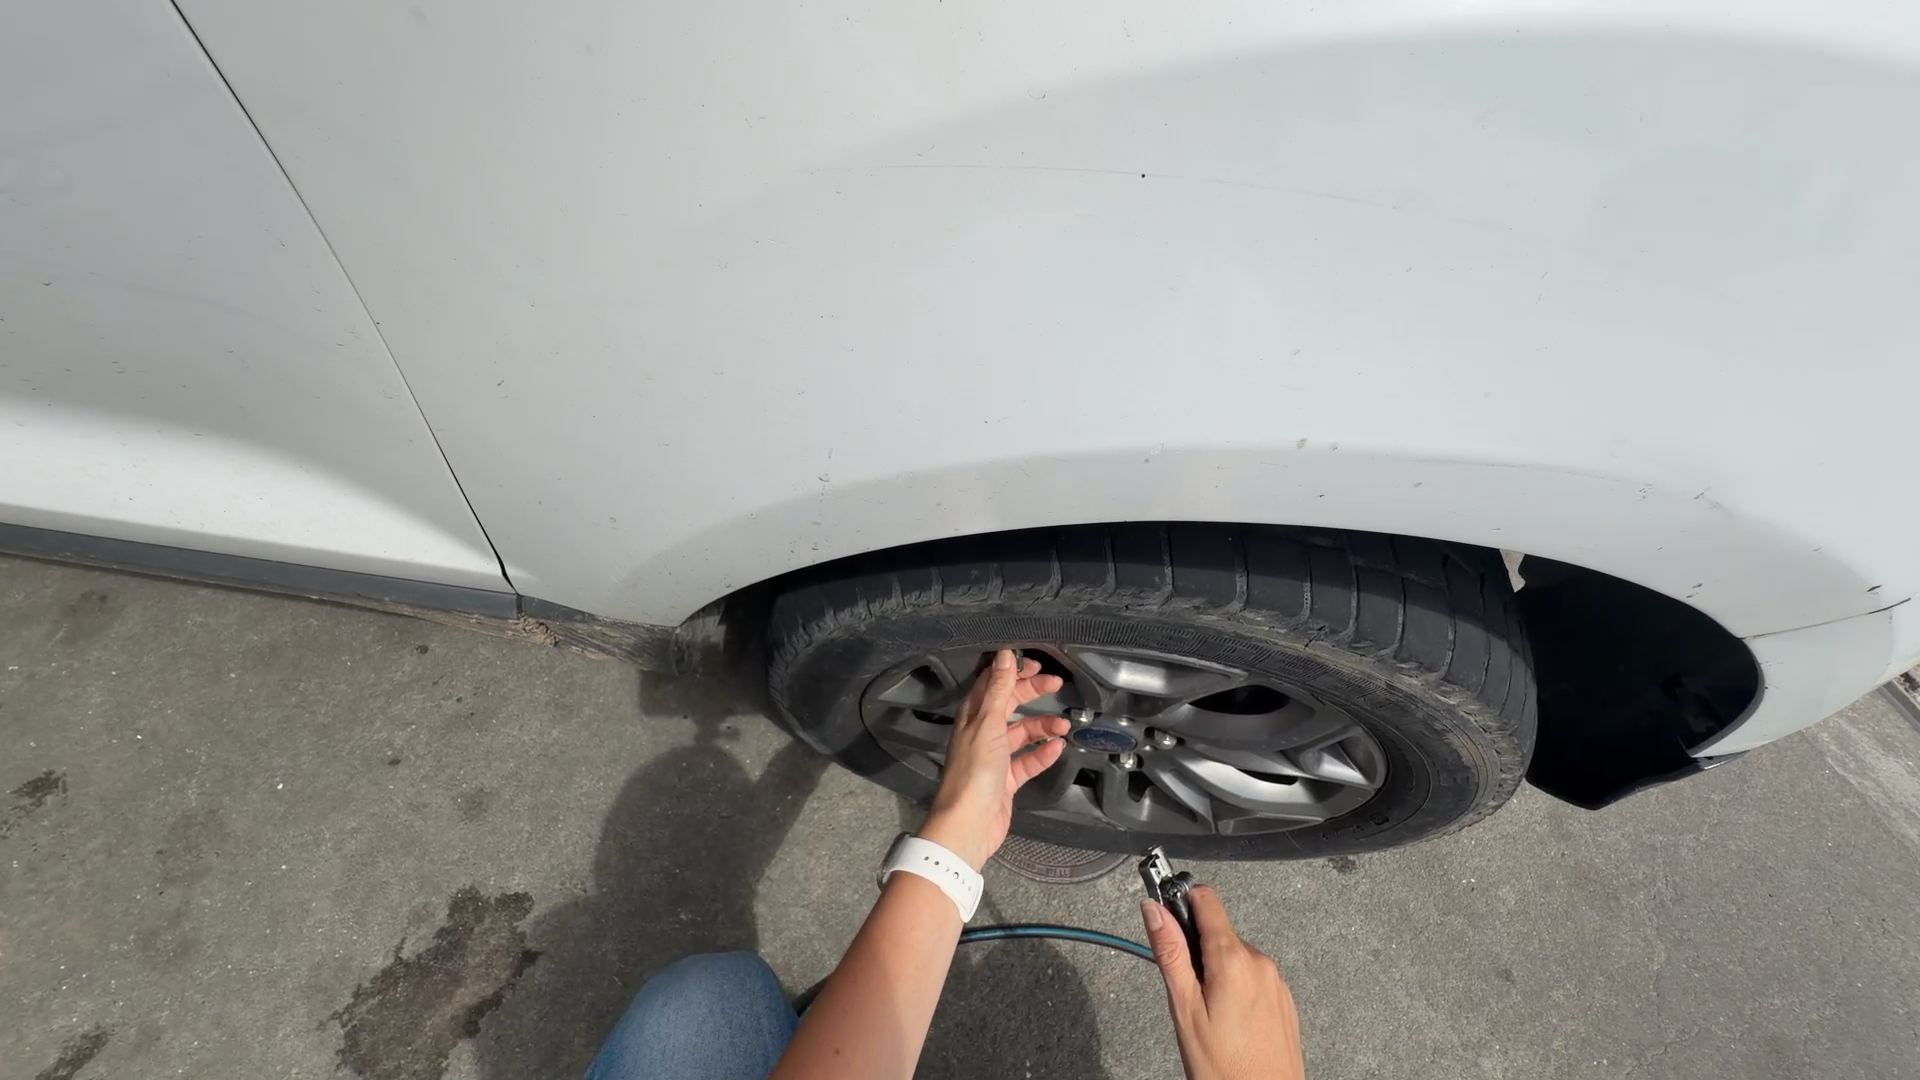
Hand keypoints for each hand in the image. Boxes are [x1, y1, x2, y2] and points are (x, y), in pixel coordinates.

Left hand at [918, 649, 1067, 869]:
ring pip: (1022, 732)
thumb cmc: (974, 771)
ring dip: (1043, 726)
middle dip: (1032, 692)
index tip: (1036, 665)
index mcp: (972, 715)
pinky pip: (1027, 760)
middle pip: (1010, 704)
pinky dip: (1042, 753)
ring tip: (1063, 724)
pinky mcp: (1006, 779)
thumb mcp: (988, 724)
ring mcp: (994, 756)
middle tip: (1057, 684)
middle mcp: (982, 732)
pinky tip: (1057, 748)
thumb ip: (999, 690)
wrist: (968, 824)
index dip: (1012, 671)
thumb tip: (1004, 655)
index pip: (993, 684)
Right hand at [1142, 885, 1304, 1079]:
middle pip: (1217, 930)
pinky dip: (1236, 987)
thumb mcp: (1184, 1010)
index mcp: (1233, 959)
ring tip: (1209, 1013)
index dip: (1180, 900)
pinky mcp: (1284, 1001)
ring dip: (1216, 970)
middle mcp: (1260, 962)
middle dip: (1196, 948)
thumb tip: (1154, 908)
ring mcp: (1276, 982)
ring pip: (1234, 954)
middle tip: (1187, 991)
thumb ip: (1170, 952)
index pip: (1205, 897)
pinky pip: (1252, 976)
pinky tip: (1230, 1022)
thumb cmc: (1224, 1071)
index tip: (1166, 916)